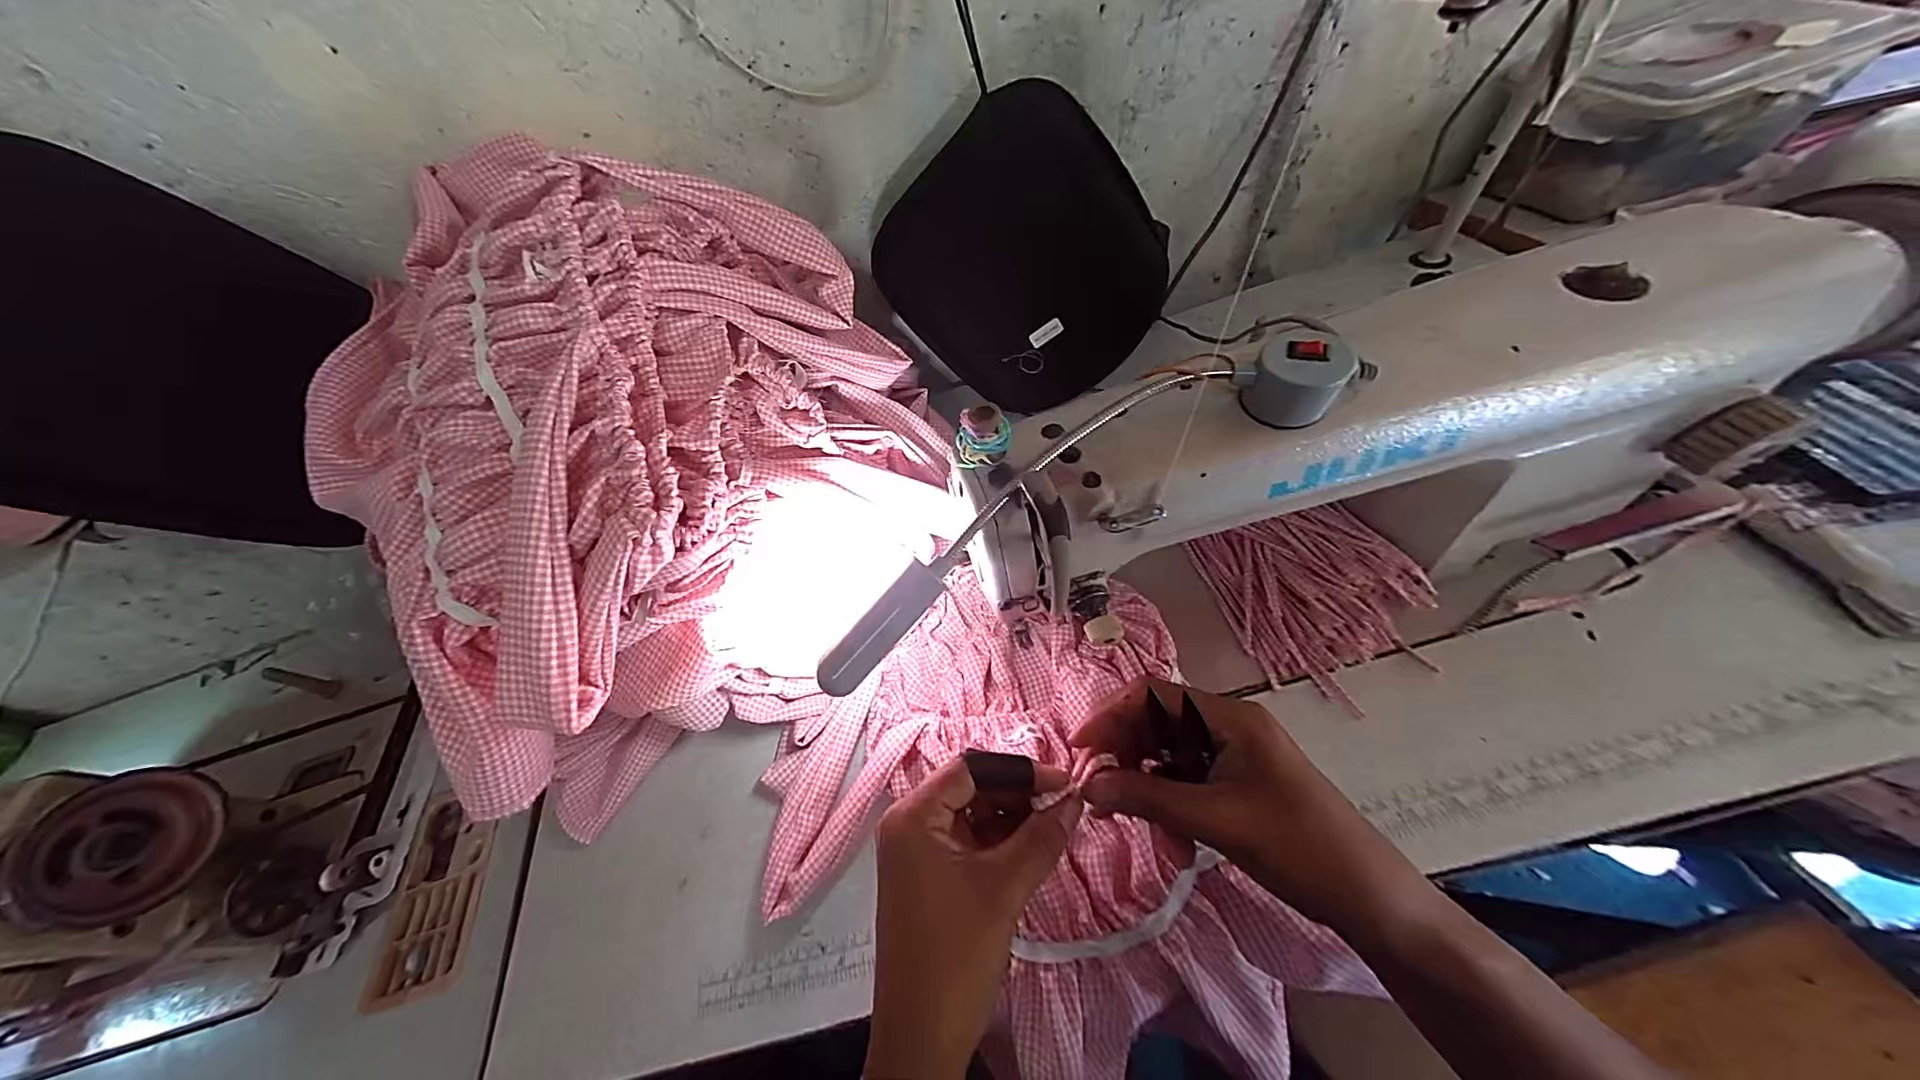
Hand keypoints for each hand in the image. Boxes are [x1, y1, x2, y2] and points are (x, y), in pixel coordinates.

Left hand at [865, 757, 1083, 1078]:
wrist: (922, 1037)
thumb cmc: (956, 956)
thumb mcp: (1004, 889)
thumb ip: (1041, 837)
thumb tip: (1074, 798)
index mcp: (913, 816)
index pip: (970, 769)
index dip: (1019, 771)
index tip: (1063, 782)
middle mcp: (908, 823)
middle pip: (970, 788)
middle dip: (1017, 796)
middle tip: (1062, 809)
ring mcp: (916, 851)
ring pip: (972, 815)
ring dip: (1012, 820)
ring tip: (1052, 831)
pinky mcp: (928, 875)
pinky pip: (968, 841)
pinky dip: (999, 843)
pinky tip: (1031, 852)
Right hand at [1070, 677, 1437, 940]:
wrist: (1371, 898)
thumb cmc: (1298, 846)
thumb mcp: (1215, 820)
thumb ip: (1147, 797)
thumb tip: (1087, 785)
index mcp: (1230, 717)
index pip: (1154, 694)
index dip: (1112, 716)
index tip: (1082, 751)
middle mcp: (1230, 726)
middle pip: (1158, 723)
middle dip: (1126, 754)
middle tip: (1102, 793)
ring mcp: (1236, 755)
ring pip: (1170, 755)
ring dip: (1147, 785)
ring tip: (1138, 822)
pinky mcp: (1239, 783)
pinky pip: (1188, 780)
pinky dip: (1170, 802)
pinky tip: (1172, 837)